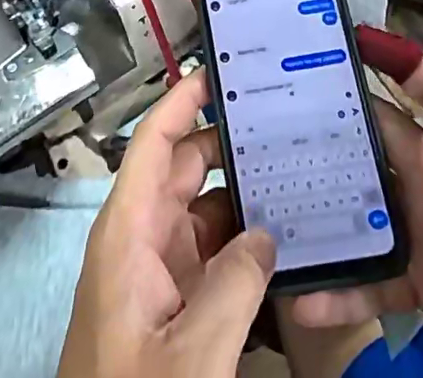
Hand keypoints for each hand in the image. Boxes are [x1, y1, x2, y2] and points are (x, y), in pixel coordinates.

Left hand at [57, 71, 276, 377]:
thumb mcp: (193, 351)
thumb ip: (235, 285)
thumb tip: (265, 234)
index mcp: (129, 229)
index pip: (153, 144)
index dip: (180, 102)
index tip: (217, 72)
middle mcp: (141, 236)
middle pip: (183, 169)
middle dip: (226, 143)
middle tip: (277, 122)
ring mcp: (158, 269)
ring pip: (203, 210)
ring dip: (242, 196)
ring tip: (292, 173)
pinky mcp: (174, 299)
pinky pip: (212, 253)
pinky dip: (244, 243)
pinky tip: (284, 241)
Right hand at [287, 59, 422, 377]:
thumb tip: (421, 144)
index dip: (406, 64)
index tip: (356, 38)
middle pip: (391, 146)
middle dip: (344, 122)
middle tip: (284, 111)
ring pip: (372, 206)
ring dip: (329, 200)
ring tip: (279, 198)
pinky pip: (376, 279)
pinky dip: (342, 286)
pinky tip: (307, 296)